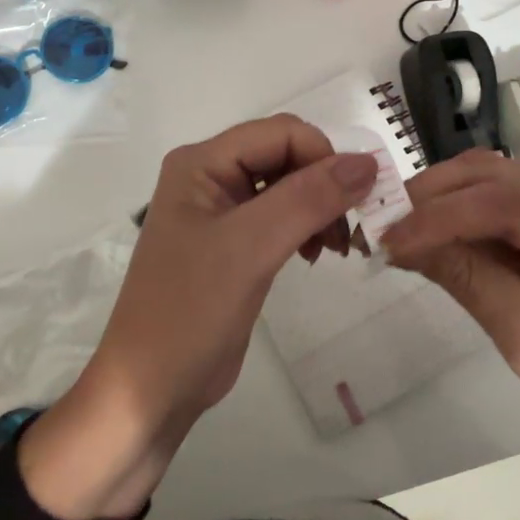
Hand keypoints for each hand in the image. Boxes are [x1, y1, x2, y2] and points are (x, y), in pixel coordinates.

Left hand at [19, 116, 376, 519]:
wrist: (151, 386)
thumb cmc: (190, 310)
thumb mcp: (251, 247)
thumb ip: (308, 198)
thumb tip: (368, 162)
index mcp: (201, 163)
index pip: (280, 132)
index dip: (324, 156)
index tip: (360, 198)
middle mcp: (209, 177)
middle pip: (286, 155)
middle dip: (325, 184)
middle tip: (351, 229)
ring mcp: (220, 212)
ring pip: (288, 187)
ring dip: (320, 207)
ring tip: (335, 248)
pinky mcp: (233, 246)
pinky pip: (281, 217)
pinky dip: (306, 228)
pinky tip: (315, 255)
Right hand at [383, 149, 519, 407]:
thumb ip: (466, 278)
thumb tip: (400, 242)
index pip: (505, 203)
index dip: (443, 215)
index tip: (392, 238)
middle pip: (492, 175)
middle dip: (432, 194)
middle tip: (381, 223)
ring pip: (484, 176)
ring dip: (435, 195)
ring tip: (394, 225)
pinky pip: (485, 194)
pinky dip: (447, 206)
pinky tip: (418, 229)